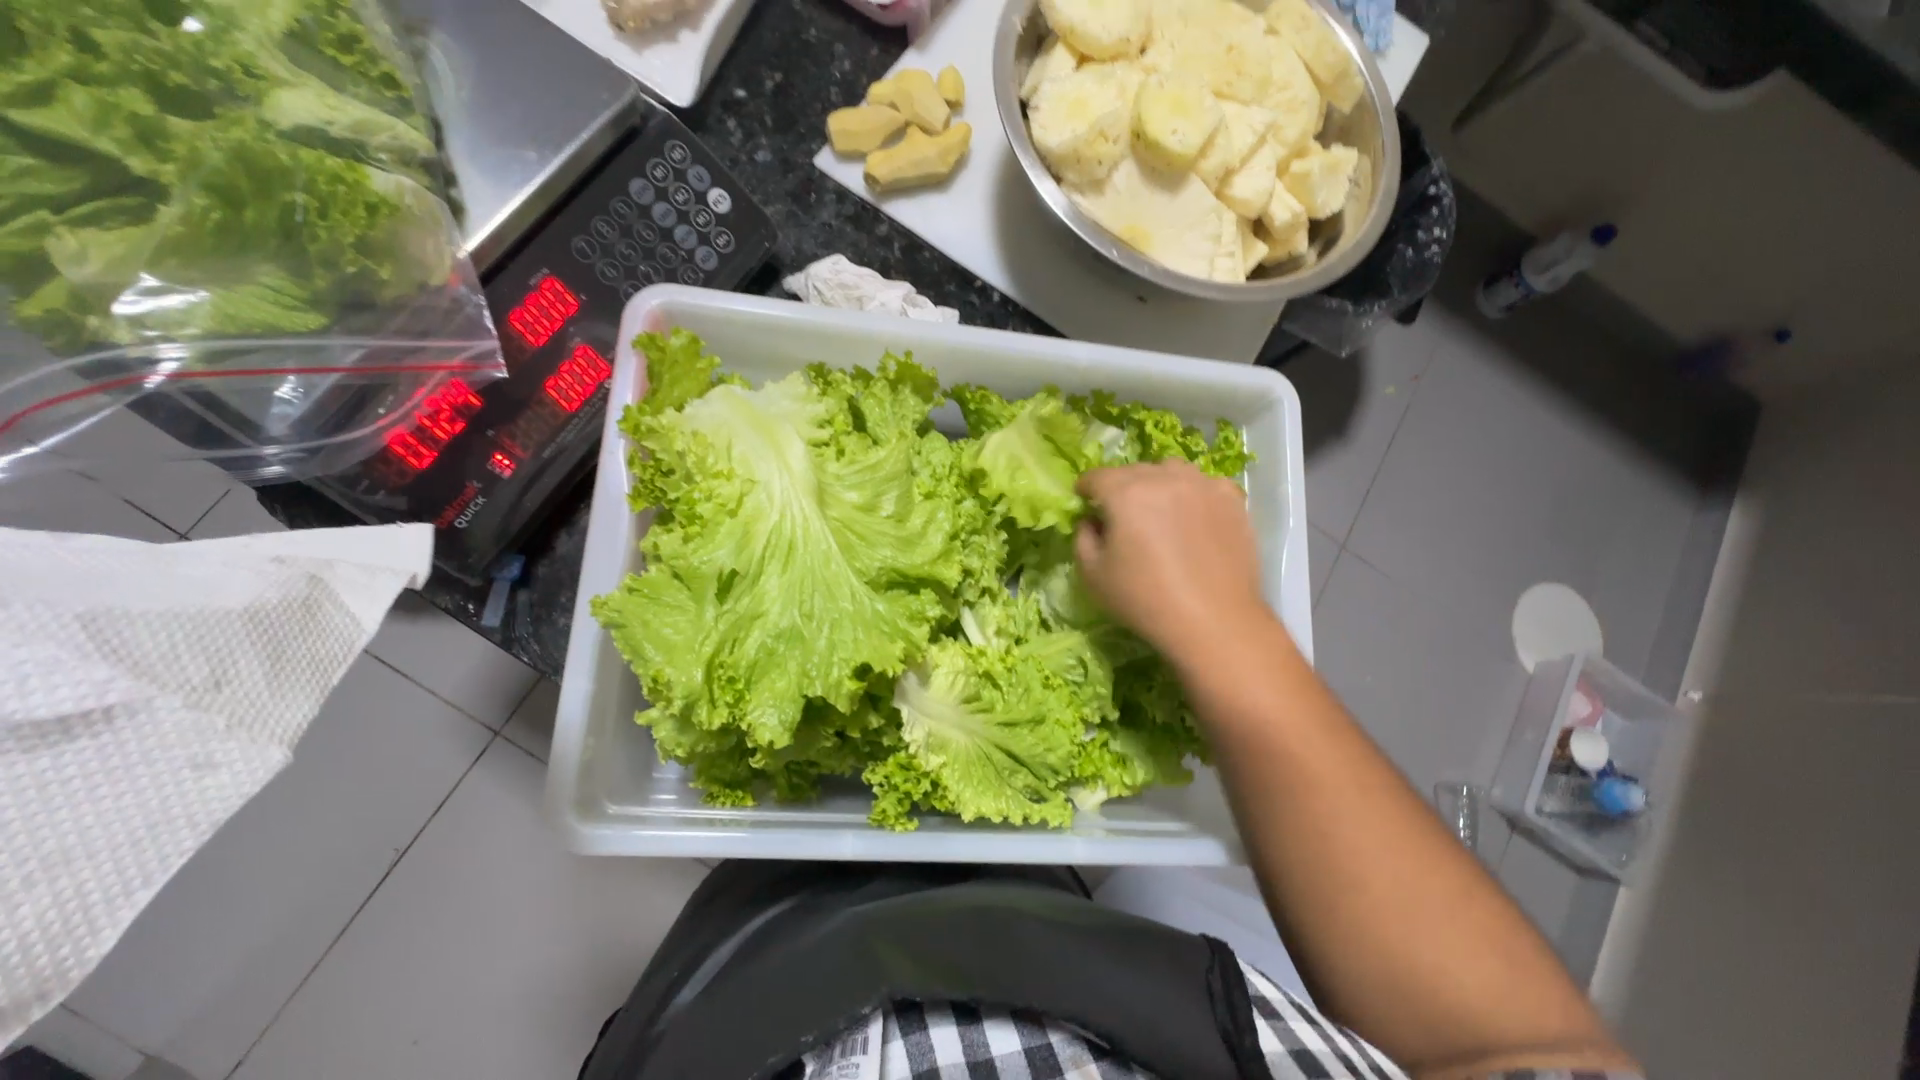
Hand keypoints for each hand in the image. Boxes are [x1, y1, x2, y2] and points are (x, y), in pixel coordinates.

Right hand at [1074, 461, 1275, 666]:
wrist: (1214, 621)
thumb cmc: (1145, 600)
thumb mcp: (1093, 576)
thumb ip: (1083, 538)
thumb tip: (1093, 520)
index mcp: (1125, 492)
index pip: (1096, 476)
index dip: (1086, 489)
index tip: (1085, 502)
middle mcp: (1164, 478)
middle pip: (1133, 471)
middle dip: (1121, 487)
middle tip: (1122, 516)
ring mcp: (1203, 485)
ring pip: (1171, 471)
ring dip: (1158, 484)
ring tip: (1160, 511)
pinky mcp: (1232, 499)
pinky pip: (1205, 484)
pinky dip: (1194, 494)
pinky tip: (1194, 518)